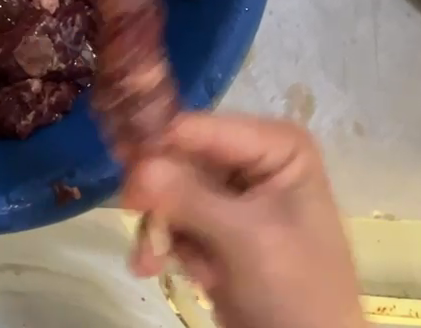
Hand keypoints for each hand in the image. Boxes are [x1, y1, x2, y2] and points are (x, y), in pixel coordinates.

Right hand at [124, 113, 364, 327]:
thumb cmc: (298, 292)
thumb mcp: (247, 239)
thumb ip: (189, 197)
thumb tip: (133, 166)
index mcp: (275, 145)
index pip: (199, 128)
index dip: (158, 143)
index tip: (122, 162)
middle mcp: (252, 159)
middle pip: (179, 158)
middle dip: (158, 196)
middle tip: (131, 213)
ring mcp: (232, 194)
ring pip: (168, 189)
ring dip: (158, 225)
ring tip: (151, 261)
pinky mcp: (215, 227)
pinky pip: (171, 217)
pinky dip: (162, 242)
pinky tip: (156, 266)